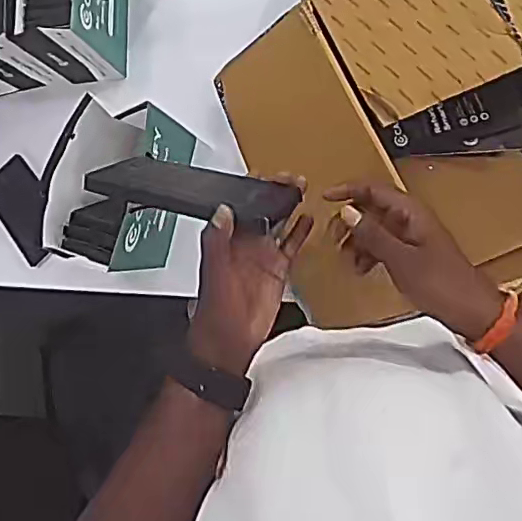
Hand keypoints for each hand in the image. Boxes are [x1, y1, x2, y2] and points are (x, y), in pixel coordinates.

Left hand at [188, 174, 313, 374]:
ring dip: (288, 206)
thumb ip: (217, 240)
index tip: (267, 175)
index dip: (253, 189)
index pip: (240, 204)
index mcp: (227, 239)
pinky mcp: (277, 270)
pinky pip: (290, 245)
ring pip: (278, 223)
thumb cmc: (213, 312)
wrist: (227, 344)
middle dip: (275, 192)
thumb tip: (222, 211)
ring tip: (301, 188)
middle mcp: (245, 243)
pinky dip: (299, 232)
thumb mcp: (213, 272)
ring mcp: (262, 255)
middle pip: (262, 209)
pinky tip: (308, 219)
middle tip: (291, 178)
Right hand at [325, 183, 505, 339]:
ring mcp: (412, 236)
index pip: (374, 189)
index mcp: (411, 213)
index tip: (326, 197)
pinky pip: (383, 244)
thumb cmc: (443, 285)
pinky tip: (362, 267)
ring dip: (358, 239)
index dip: (348, 189)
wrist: (476, 314)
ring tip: (346, 256)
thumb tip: (347, 211)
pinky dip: (369, 252)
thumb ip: (372, 234)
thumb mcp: (401, 259)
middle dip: (350, 219)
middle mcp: (411, 219)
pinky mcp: (413, 254)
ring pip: (375, 227)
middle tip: (334, 236)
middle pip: (372, 207)